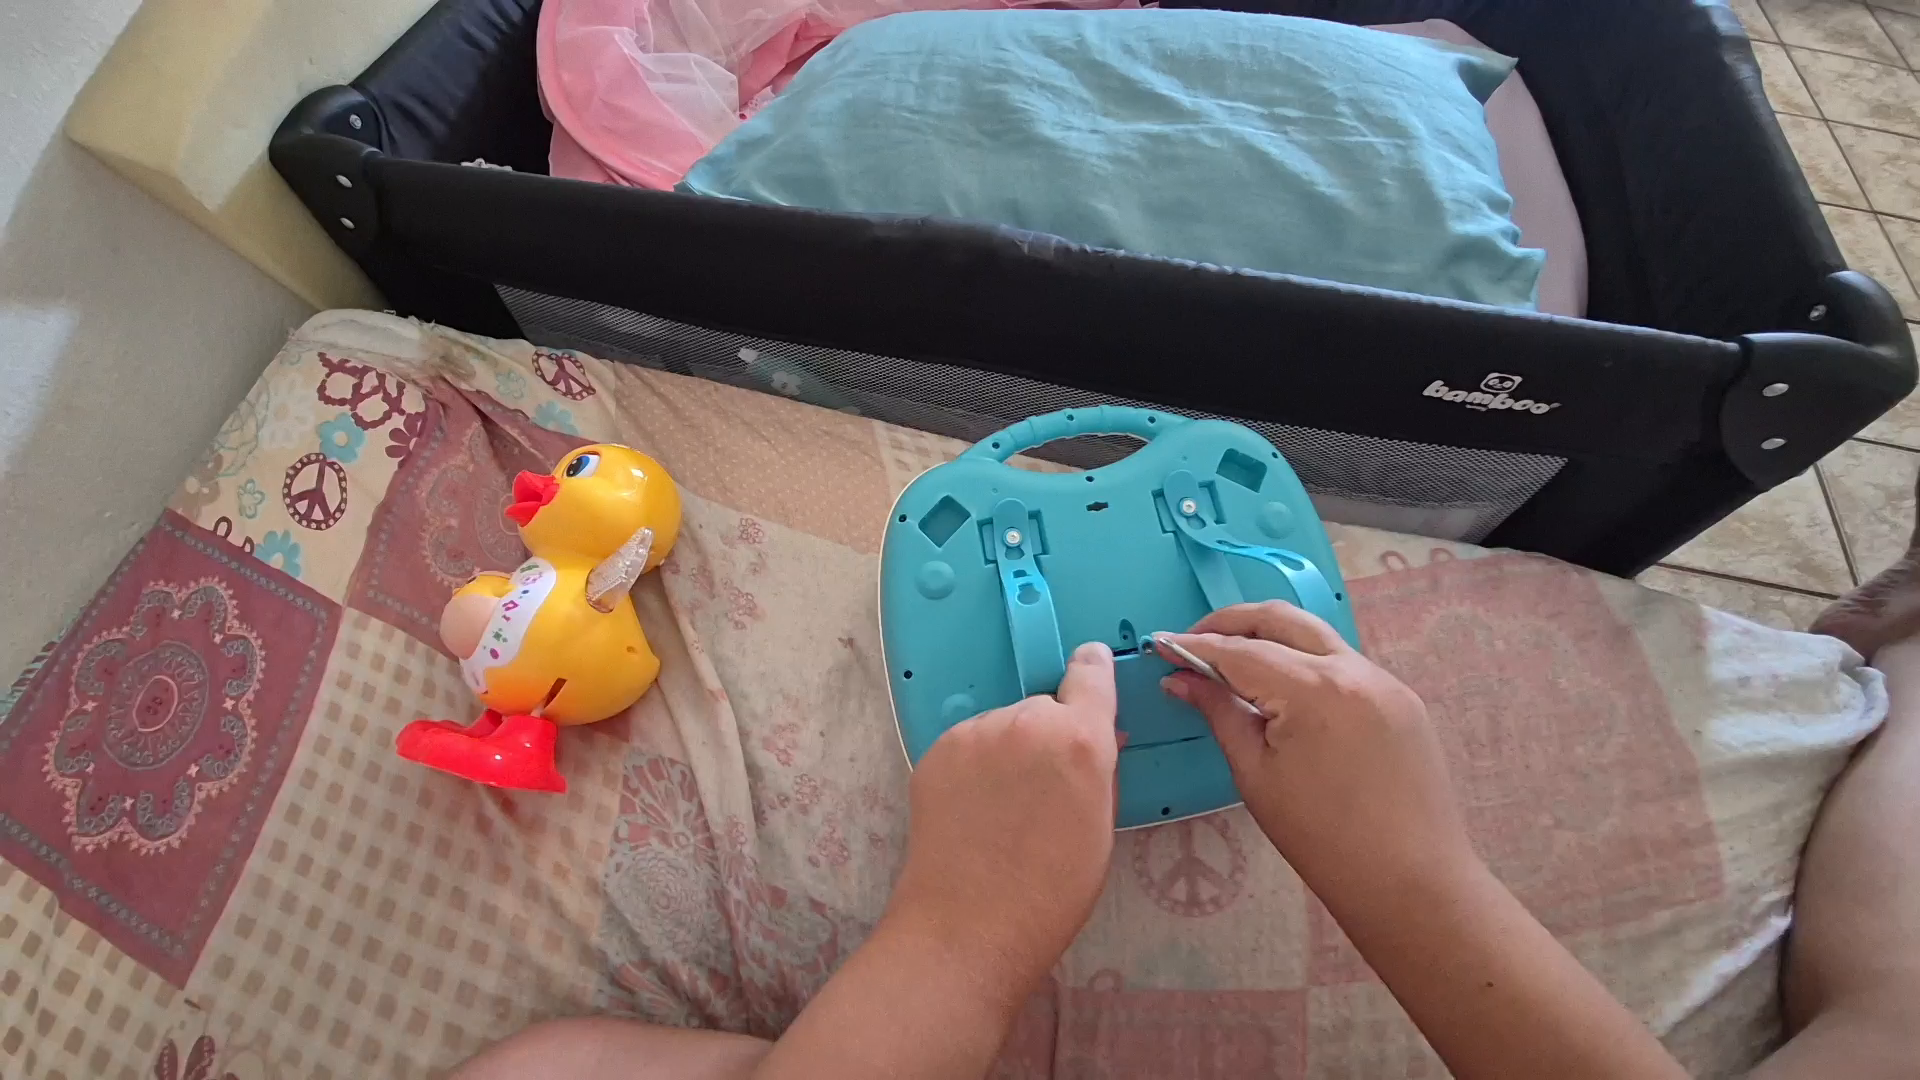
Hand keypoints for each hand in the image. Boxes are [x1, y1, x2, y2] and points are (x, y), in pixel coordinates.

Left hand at [885, 642, 1121, 998]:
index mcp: (1079, 740)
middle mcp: (1027, 721)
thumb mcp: (1100, 830)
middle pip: (1044, 708)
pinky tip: (972, 806)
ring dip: (1009, 748)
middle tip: (1040, 786)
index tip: (1091, 666)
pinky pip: (970, 742)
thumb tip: (1102, 734)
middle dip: (1048, 734)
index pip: (1090, 673)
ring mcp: (976, 732)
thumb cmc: (1051, 892)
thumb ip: (1102, 769)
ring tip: (1001, 804)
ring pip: (1004, 724)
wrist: (966, 926)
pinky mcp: (938, 748)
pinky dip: (976, 763)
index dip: (1093, 670)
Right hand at [1161, 603, 1475, 896]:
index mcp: (1314, 691)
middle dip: (1229, 622)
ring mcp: (1383, 680)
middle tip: (1191, 641)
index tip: (1159, 645)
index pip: (1239, 652)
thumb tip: (1180, 680)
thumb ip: (1219, 712)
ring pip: (1313, 633)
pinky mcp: (1400, 697)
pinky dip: (1300, 659)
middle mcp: (1353, 670)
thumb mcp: (1255, 774)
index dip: (1193, 647)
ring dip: (1266, 635)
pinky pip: (1339, 660)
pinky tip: (1279, 687)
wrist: (1414, 885)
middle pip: (1279, 619)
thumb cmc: (1322, 838)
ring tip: (1229, 659)